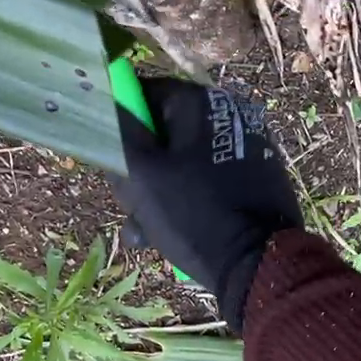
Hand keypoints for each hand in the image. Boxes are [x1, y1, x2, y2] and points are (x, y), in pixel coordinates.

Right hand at [115, 78, 301, 331]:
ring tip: (145, 234)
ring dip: (155, 199)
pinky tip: (171, 237)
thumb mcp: (140, 172)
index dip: (119, 127)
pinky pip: (207, 186)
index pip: (143, 94)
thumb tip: (101, 97)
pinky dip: (187, 206)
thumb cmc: (193, 214)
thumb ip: (115, 129)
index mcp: (202, 103)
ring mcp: (248, 151)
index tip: (111, 161)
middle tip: (130, 207)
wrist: (259, 266)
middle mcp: (230, 118)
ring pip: (181, 167)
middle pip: (161, 136)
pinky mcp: (257, 183)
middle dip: (138, 174)